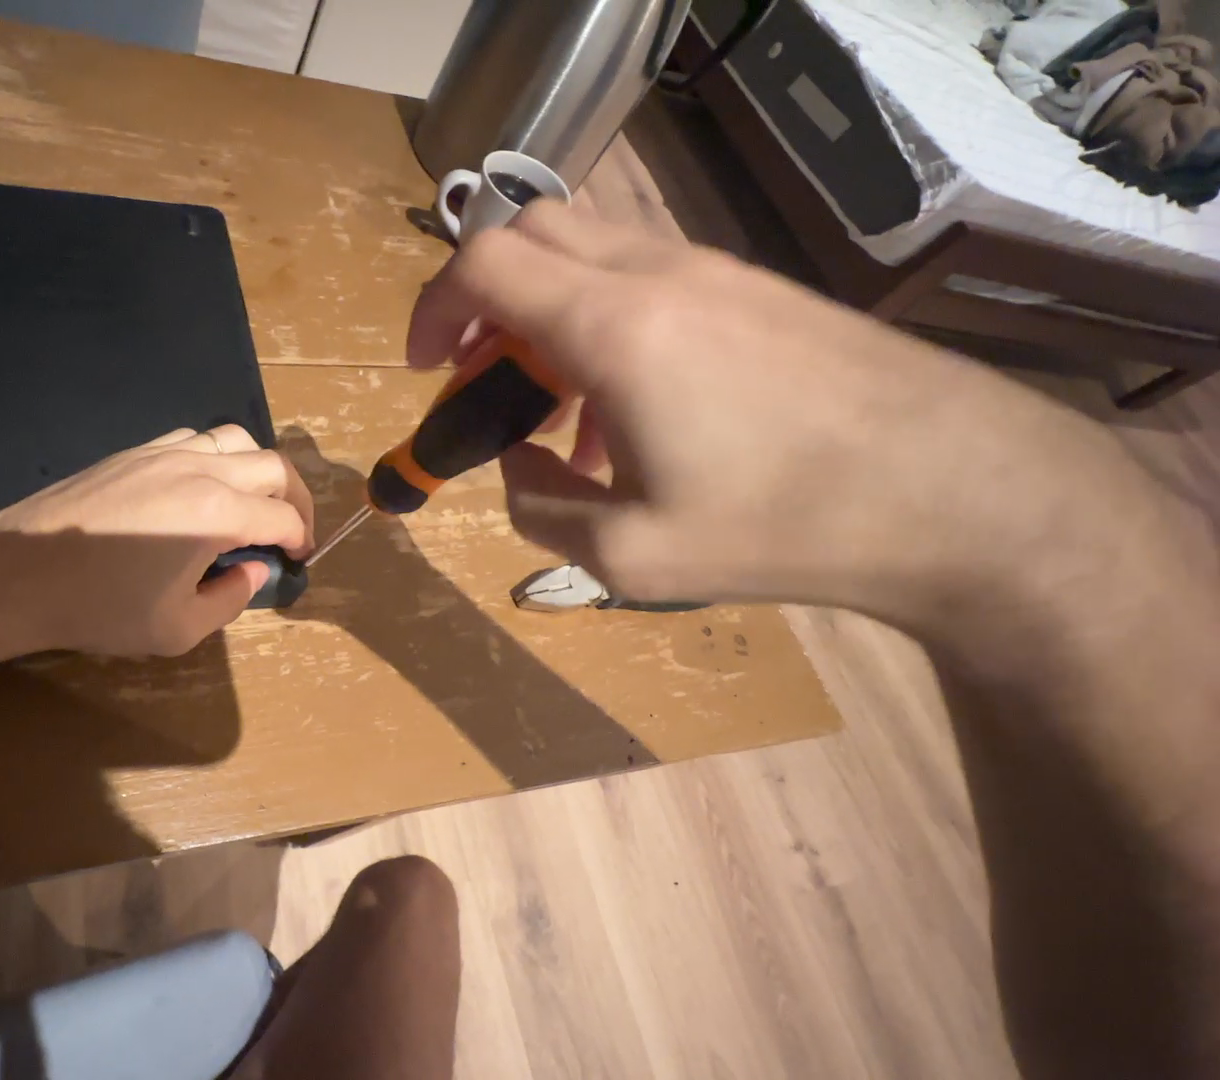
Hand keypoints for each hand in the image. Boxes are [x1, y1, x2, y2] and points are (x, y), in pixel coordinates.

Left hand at [0, 425, 313, 656]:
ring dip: (257, 470)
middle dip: (294, 498)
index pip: (281, 516)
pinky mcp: (133, 451)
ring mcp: (162, 452)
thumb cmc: (99, 608)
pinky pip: (194, 439)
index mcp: (215, 513)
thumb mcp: (177, 629)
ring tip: (252, 504)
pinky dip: (217, 458)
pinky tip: (202, 490)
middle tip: (291, 530)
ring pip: (234, 439)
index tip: (300, 558)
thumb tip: (251, 571)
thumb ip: (230, 600)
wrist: (17, 573)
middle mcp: (198, 469)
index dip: (300, 538)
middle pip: (271, 465)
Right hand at [410, 201, 1157, 626]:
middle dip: (480, 299)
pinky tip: (630, 412)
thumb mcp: (627, 554)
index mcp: (611, 327)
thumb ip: (537, 504)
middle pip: (528, 232)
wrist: (961, 494)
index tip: (427, 370)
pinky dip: (600, 323)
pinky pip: (642, 279)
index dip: (432, 309)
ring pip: (584, 250)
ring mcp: (709, 271)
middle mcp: (653, 274)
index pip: (482, 263)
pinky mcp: (751, 287)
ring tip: (557, 409)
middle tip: (481, 376)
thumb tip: (518, 460)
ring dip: (542, 314)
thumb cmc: (780, 527)